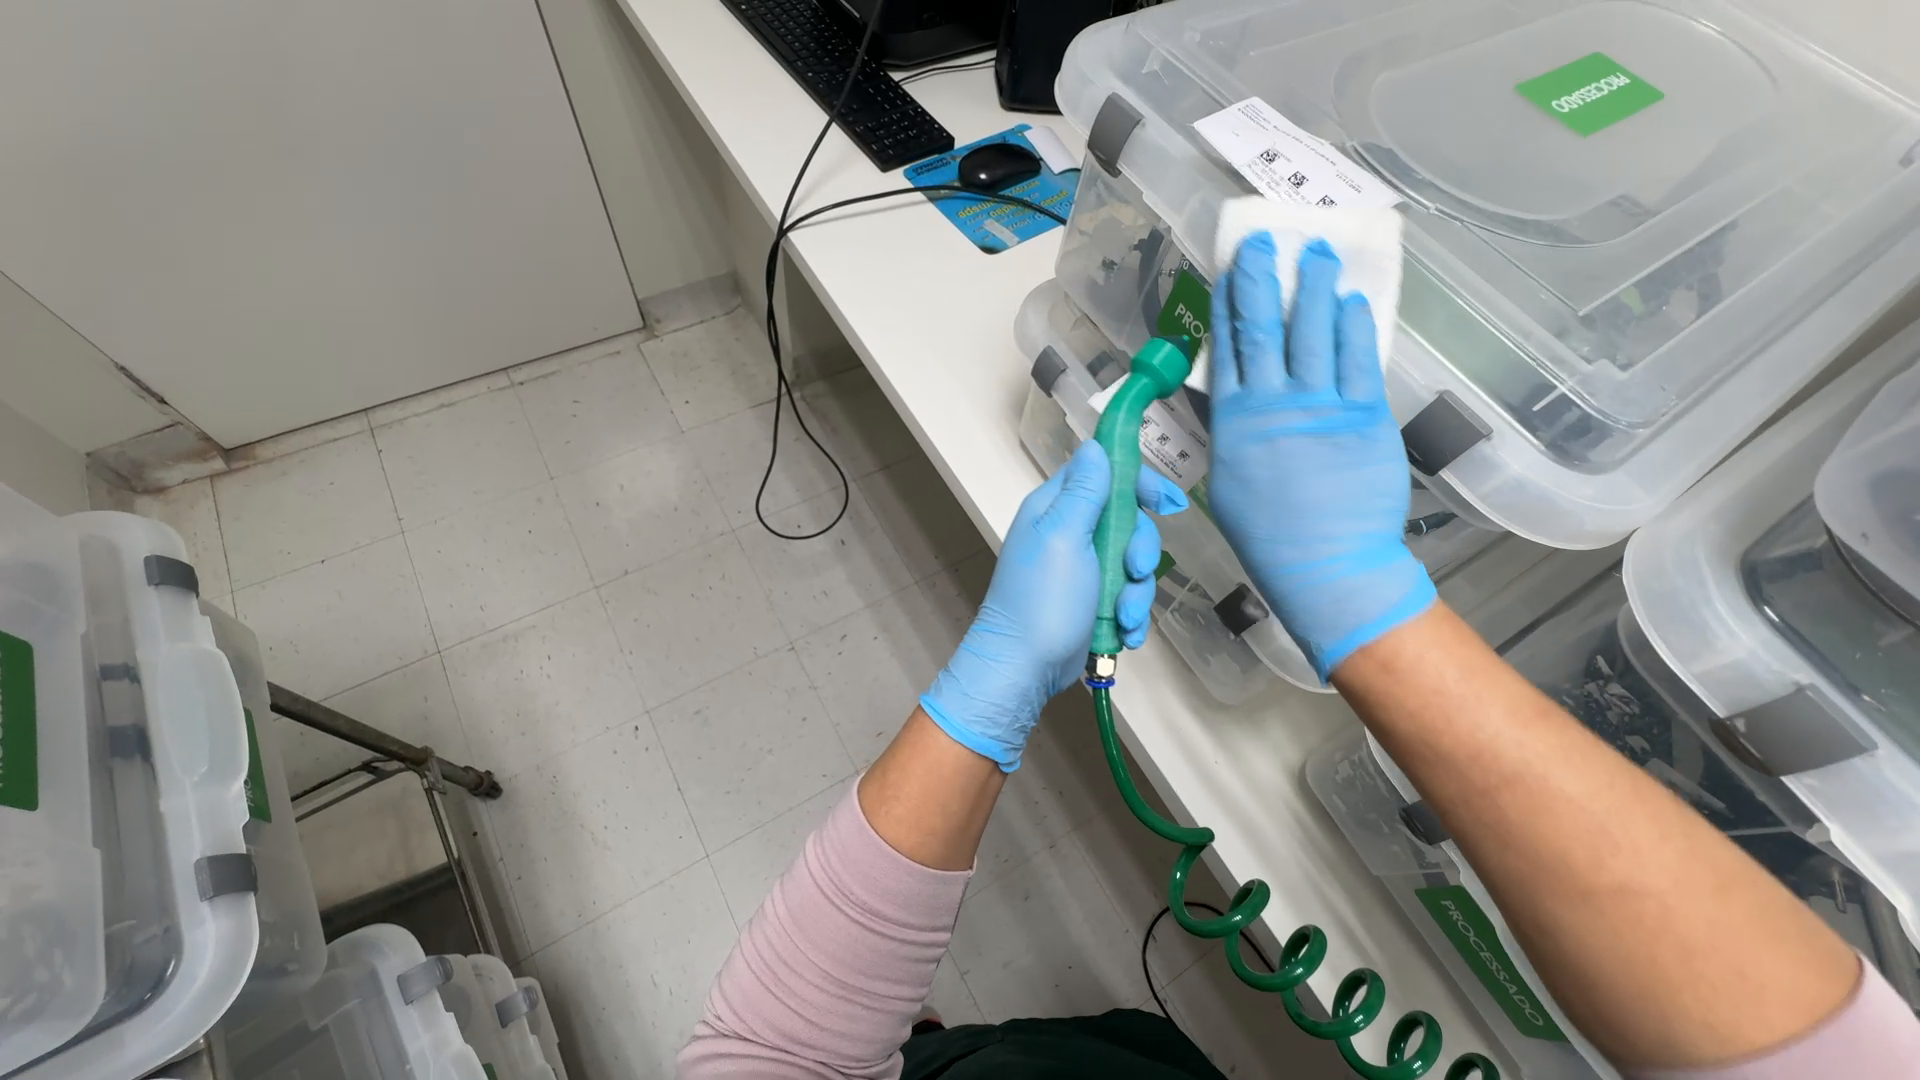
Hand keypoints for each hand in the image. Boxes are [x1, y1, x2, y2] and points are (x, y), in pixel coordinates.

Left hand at [921, 440, 1186, 770]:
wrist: (1023, 668)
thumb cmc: (1042, 598)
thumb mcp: (1064, 536)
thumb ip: (1084, 490)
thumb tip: (1095, 443)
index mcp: (1057, 508)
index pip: (1104, 473)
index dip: (1138, 482)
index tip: (1166, 502)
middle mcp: (1070, 533)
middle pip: (1127, 521)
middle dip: (1139, 549)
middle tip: (1135, 570)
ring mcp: (1082, 570)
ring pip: (1132, 563)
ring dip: (1136, 593)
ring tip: (1123, 616)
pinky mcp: (1093, 602)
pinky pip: (1127, 597)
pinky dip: (1131, 616)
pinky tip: (1126, 633)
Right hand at [1206, 232, 1434, 680]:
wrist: (1324, 563)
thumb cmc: (1267, 533)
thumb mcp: (1228, 480)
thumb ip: (1232, 432)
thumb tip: (1236, 398)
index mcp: (1234, 420)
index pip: (1227, 346)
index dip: (1227, 302)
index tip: (1229, 267)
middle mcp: (1273, 403)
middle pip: (1265, 327)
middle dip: (1263, 278)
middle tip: (1267, 239)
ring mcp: (1321, 406)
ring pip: (1314, 332)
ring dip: (1314, 289)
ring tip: (1318, 253)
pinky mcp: (1365, 415)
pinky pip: (1358, 360)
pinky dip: (1353, 328)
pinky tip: (1350, 303)